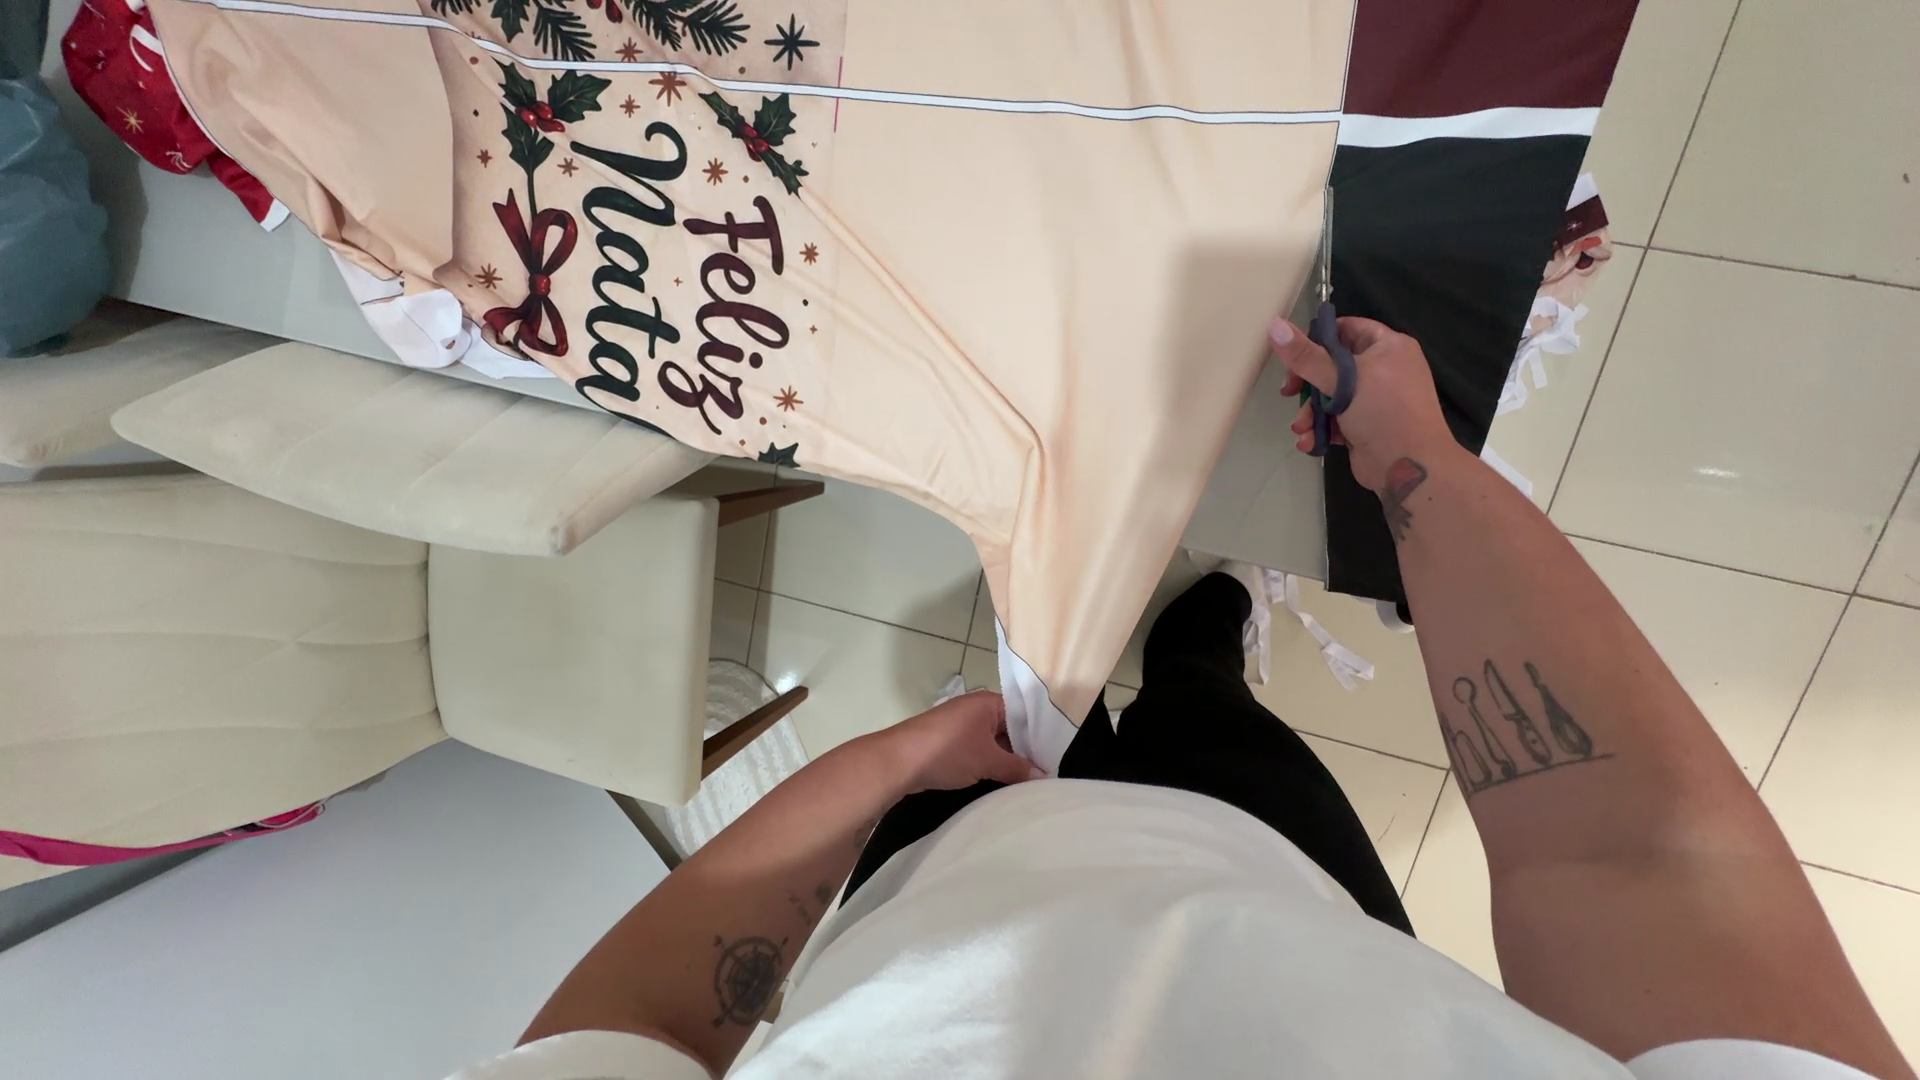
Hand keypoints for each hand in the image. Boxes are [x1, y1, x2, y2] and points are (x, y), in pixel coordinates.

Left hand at [868, 691, 1043, 793]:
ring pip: (993, 741)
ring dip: (1005, 759)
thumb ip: (1017, 768)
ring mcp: (961, 724)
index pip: (1024, 714)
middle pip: (1010, 728)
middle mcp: (976, 708)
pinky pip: (978, 749)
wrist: (899, 760)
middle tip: (1045, 774)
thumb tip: (1043, 776)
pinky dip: (989, 763)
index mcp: (989, 702)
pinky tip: (1001, 780)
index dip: (1040, 736)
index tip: (1055, 758)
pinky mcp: (949, 741)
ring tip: (1028, 780)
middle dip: (1024, 750)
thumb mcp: (988, 761)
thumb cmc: (948, 751)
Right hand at [1268, 315, 1459, 492]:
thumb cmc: (1383, 412)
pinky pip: (1335, 420)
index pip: (1349, 329)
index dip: (1319, 338)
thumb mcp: (1341, 379)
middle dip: (1307, 385)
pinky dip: (1321, 429)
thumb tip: (1274, 325)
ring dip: (1309, 413)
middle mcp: (1384, 370)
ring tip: (1301, 428)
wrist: (1408, 466)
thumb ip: (1306, 355)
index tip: (1294, 355)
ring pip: (1330, 397)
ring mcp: (1375, 400)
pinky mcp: (1365, 426)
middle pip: (1332, 366)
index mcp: (1388, 347)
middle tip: (1288, 392)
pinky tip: (1310, 441)